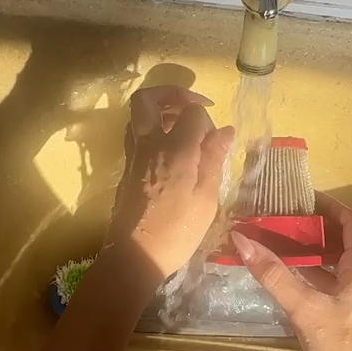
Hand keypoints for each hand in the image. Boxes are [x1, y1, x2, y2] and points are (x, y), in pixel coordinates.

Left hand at [104, 86, 234, 277]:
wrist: (134, 256)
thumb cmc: (177, 231)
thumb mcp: (207, 198)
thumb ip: (214, 159)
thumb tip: (225, 130)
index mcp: (175, 149)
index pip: (192, 111)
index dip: (207, 119)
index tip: (215, 140)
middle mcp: (149, 145)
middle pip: (147, 99)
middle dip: (170, 94)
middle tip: (191, 106)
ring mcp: (133, 157)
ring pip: (136, 117)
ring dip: (158, 113)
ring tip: (180, 130)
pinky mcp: (126, 171)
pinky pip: (136, 138)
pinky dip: (152, 134)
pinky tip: (170, 156)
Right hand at [232, 193, 351, 350]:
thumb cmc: (342, 346)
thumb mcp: (304, 308)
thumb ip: (274, 274)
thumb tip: (242, 239)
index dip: (334, 207)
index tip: (306, 199)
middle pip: (350, 240)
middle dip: (322, 227)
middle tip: (291, 221)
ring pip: (342, 262)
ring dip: (318, 250)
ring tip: (288, 243)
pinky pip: (335, 282)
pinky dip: (317, 273)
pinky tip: (294, 278)